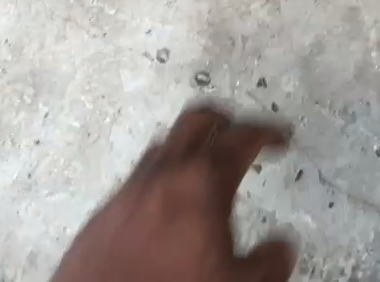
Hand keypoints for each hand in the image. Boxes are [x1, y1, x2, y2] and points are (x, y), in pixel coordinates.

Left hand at [52, 104, 296, 281]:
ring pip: (164, 146)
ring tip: (202, 169)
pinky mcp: (100, 217)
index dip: (268, 131)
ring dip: (188, 148)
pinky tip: (163, 211)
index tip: (279, 137)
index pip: (244, 135)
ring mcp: (127, 192)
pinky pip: (135, 180)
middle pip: (198, 119)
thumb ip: (268, 260)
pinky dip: (158, 181)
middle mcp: (163, 175)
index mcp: (202, 182)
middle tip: (240, 134)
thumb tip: (279, 248)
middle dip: (226, 121)